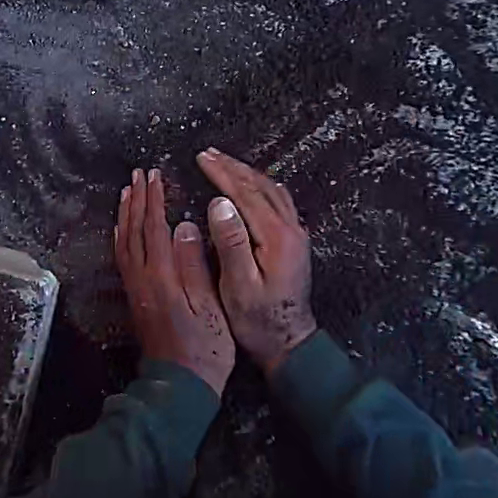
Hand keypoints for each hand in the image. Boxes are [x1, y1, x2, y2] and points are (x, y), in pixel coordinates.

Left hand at [115, 168, 234, 393]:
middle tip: (139, 174)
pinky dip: (121, 236)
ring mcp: (136, 289)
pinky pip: (122, 257)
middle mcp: (143, 279)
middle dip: (136, 200)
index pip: (154, 228)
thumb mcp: (209, 307)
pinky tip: (122, 228)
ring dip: (125, 213)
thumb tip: (184, 226)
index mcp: (162, 278)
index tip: (156, 175)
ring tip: (128, 191)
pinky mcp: (136, 298)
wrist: (179, 387)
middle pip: (134, 230)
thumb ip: (195, 265)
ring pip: (124, 241)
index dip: (154, 200)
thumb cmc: (204, 349)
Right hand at [196, 149, 316, 372]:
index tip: (201, 159)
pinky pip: (278, 200)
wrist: (290, 343)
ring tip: (225, 163)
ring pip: (272, 190)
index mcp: (275, 237)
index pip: (246, 194)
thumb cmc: (258, 320)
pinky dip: (260, 186)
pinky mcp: (294, 241)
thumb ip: (231, 243)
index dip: (222, 174)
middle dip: (233, 167)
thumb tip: (219, 203)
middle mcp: (291, 229)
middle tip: (209, 154)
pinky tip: (251, 186)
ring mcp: (296, 234)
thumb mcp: (239, 286)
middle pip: (261, 186)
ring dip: (247, 173)